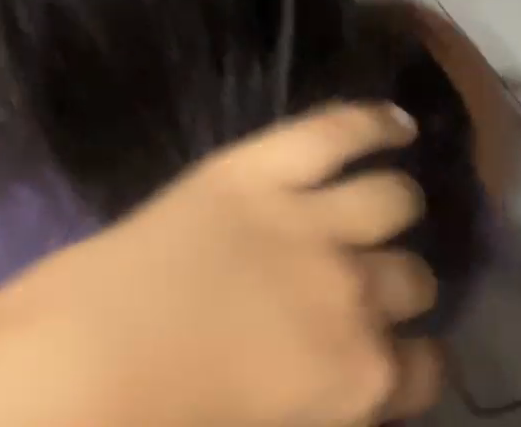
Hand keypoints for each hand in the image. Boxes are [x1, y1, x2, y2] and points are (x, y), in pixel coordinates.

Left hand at [4, 103, 440, 426]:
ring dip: (394, 207)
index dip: (412, 358)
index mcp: (360, 376)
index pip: (424, 367)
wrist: (96, 348)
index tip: (392, 349)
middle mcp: (354, 293)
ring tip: (386, 203)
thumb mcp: (278, 423)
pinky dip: (374, 122)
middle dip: (400, 283)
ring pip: (392, 200)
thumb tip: (353, 375)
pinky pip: (334, 132)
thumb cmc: (174, 410)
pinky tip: (396, 122)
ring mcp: (307, 220)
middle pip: (413, 279)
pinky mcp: (259, 167)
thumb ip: (331, 396)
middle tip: (369, 276)